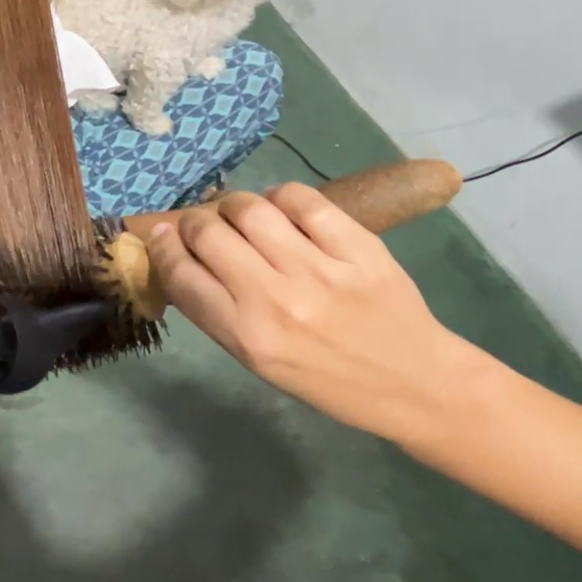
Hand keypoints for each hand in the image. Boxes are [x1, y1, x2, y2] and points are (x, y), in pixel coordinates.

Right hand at [146, 183, 488, 446]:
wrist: (418, 384)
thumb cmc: (325, 378)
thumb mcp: (256, 359)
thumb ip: (215, 308)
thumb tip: (176, 252)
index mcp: (246, 335)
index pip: (181, 273)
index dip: (162, 245)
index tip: (162, 235)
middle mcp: (276, 301)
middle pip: (208, 233)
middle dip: (195, 222)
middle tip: (205, 227)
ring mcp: (320, 271)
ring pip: (249, 209)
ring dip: (235, 207)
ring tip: (245, 218)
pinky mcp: (359, 248)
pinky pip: (301, 199)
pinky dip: (282, 197)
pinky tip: (284, 212)